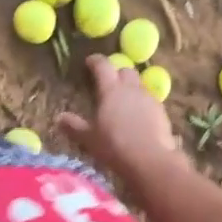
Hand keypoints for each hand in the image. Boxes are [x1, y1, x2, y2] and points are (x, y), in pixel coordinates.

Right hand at [56, 55, 182, 177]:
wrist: (150, 160)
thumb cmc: (114, 146)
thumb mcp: (89, 139)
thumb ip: (74, 126)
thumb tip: (59, 118)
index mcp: (111, 90)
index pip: (103, 66)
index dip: (96, 61)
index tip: (90, 62)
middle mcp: (131, 89)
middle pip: (125, 71)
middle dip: (117, 72)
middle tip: (109, 82)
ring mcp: (149, 99)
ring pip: (140, 85)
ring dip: (131, 88)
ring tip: (124, 101)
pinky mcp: (162, 112)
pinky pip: (150, 100)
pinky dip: (143, 103)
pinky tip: (139, 117)